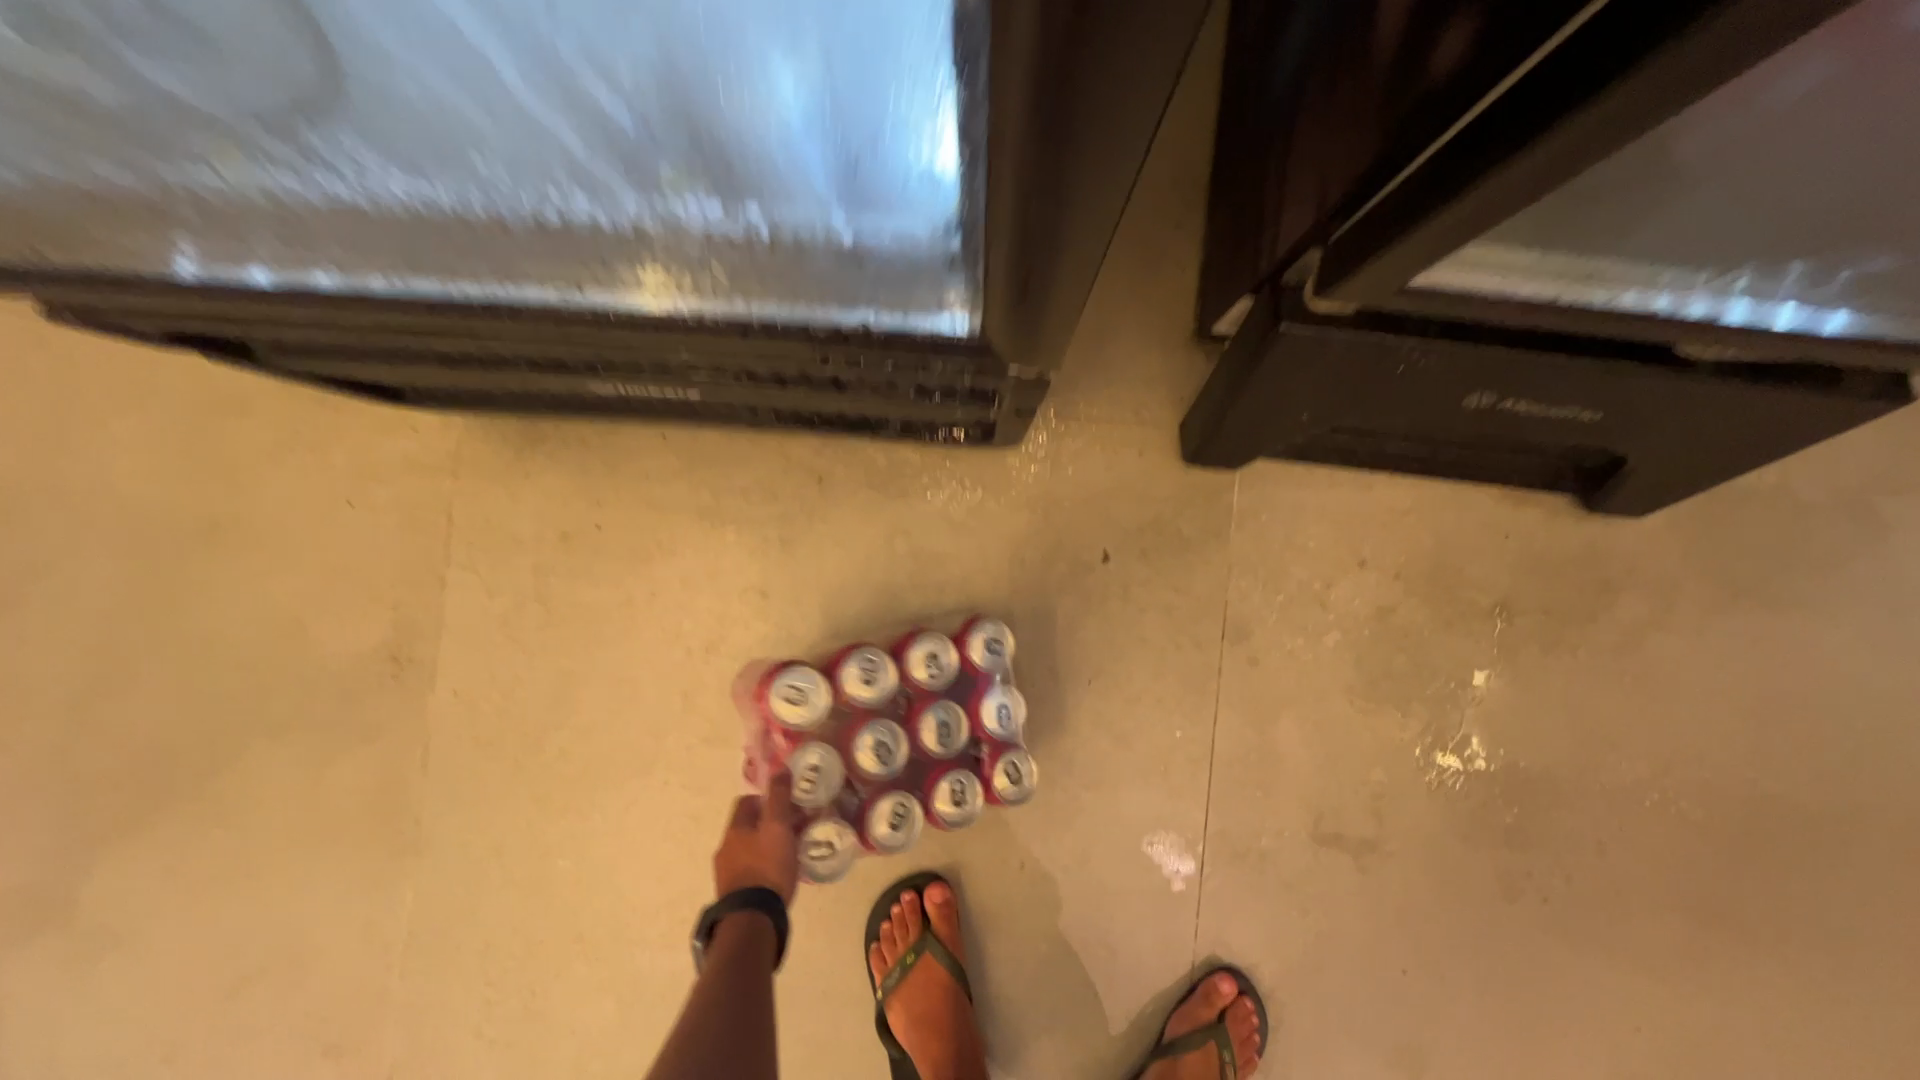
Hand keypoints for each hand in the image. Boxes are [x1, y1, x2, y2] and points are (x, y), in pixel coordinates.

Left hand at [713, 772, 798, 904]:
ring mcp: (726, 873)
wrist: (752, 917)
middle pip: (747, 827)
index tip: (787, 808)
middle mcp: (725, 848)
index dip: (766, 800)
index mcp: (735, 829)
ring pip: (747, 851)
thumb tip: (781, 769)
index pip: (745, 802)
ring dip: (765, 849)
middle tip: (793, 832)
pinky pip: (749, 873)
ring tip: (788, 857)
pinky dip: (762, 870)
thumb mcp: (778, 826)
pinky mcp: (732, 894)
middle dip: (768, 826)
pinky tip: (778, 879)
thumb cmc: (768, 866)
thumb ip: (779, 797)